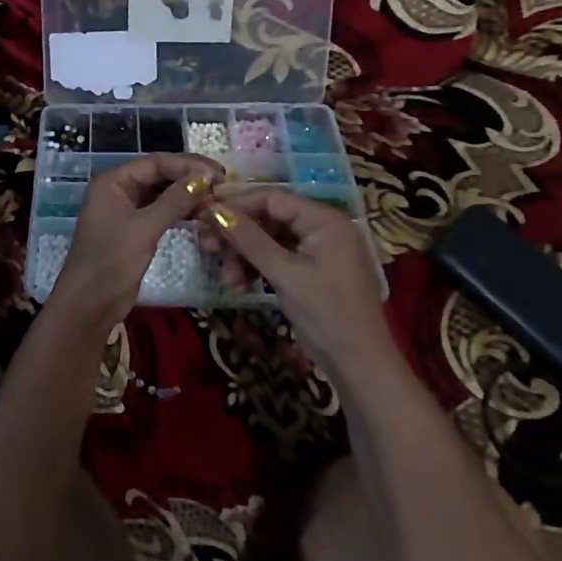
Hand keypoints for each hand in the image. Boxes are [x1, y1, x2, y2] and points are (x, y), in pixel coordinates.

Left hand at [50, 153, 223, 326]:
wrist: (90, 301)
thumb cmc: (111, 259)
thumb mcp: (144, 228)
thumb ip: (174, 201)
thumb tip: (204, 179)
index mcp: (113, 181)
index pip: (155, 162)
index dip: (188, 165)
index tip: (219, 174)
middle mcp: (118, 190)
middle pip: (159, 175)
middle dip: (189, 179)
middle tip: (223, 187)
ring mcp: (125, 210)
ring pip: (161, 194)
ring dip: (187, 196)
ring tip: (217, 201)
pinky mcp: (134, 229)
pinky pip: (160, 212)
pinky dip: (180, 212)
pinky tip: (202, 215)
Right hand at [200, 189, 390, 369]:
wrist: (356, 362)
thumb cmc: (326, 311)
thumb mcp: (284, 273)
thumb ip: (249, 239)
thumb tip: (214, 210)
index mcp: (325, 221)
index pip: (273, 199)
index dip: (237, 205)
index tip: (204, 217)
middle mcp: (321, 229)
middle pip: (268, 219)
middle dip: (237, 234)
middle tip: (207, 247)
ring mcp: (315, 251)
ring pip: (267, 240)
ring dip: (242, 256)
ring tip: (227, 277)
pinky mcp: (307, 271)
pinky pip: (274, 258)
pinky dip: (255, 268)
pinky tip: (239, 284)